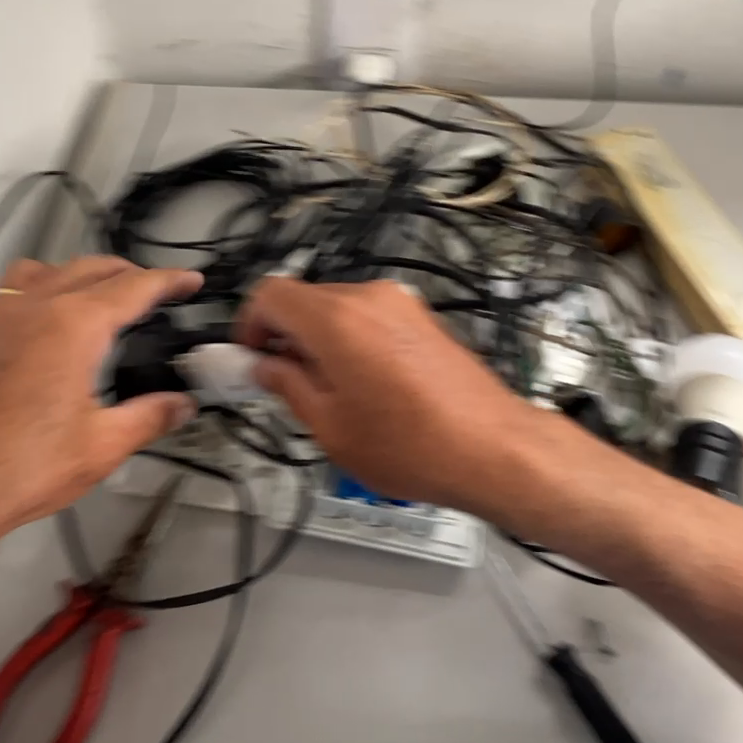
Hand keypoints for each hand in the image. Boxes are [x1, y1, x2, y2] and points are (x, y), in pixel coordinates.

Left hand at [0, 257, 201, 589]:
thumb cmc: (25, 468)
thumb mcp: (102, 445)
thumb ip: (150, 417)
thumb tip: (183, 405)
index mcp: (73, 325)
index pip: (133, 287)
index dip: (169, 281)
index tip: (192, 281)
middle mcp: (34, 308)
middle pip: (92, 268)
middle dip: (131, 274)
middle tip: (160, 293)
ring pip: (49, 270)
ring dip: (84, 273)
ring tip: (106, 297)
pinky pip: (15, 290)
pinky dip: (45, 286)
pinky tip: (51, 323)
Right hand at [235, 277, 552, 510]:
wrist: (493, 448)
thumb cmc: (409, 446)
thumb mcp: (330, 427)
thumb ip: (288, 386)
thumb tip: (266, 367)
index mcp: (336, 319)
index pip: (270, 294)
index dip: (249, 325)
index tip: (251, 360)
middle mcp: (370, 298)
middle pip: (305, 299)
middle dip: (285, 335)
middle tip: (282, 382)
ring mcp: (403, 305)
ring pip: (339, 308)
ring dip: (319, 339)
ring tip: (328, 391)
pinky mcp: (425, 320)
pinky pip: (371, 318)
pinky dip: (352, 339)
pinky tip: (365, 385)